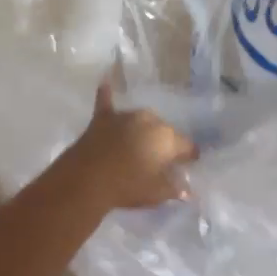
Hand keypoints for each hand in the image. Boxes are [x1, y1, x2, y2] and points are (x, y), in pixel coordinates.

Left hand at [66, 83, 197, 209]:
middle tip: (159, 159)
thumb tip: (187, 189)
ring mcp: (124, 116)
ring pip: (141, 119)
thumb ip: (175, 188)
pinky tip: (106, 82)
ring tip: (139, 144)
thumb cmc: (128, 187)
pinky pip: (106, 100)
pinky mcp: (102, 117)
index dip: (188, 156)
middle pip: (164, 130)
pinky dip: (107, 94)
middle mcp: (149, 120)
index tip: (187, 165)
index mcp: (167, 138)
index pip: (187, 145)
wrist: (88, 179)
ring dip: (142, 129)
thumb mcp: (157, 193)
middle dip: (164, 142)